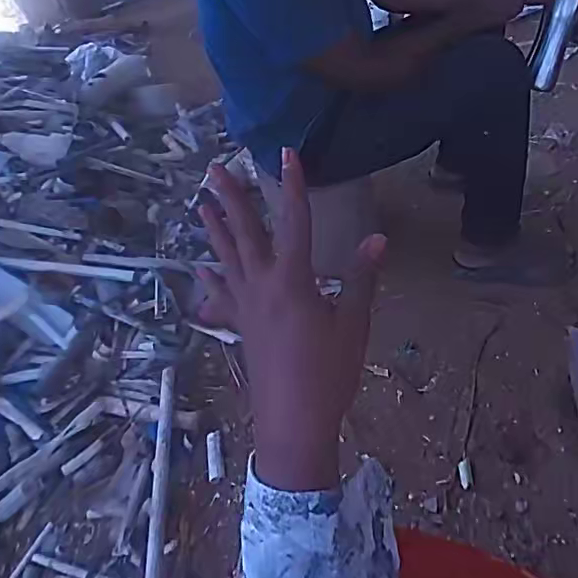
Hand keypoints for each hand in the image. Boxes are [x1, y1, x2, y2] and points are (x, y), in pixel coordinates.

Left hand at [196, 150, 385, 490]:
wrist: (293, 424)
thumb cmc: (328, 374)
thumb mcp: (353, 324)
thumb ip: (360, 278)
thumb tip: (378, 238)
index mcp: (291, 279)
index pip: (295, 220)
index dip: (293, 184)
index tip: (287, 153)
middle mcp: (261, 284)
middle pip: (244, 232)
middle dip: (230, 197)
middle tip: (213, 169)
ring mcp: (244, 305)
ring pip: (226, 257)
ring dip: (214, 229)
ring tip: (201, 204)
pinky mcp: (238, 325)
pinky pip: (219, 295)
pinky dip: (210, 279)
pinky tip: (200, 268)